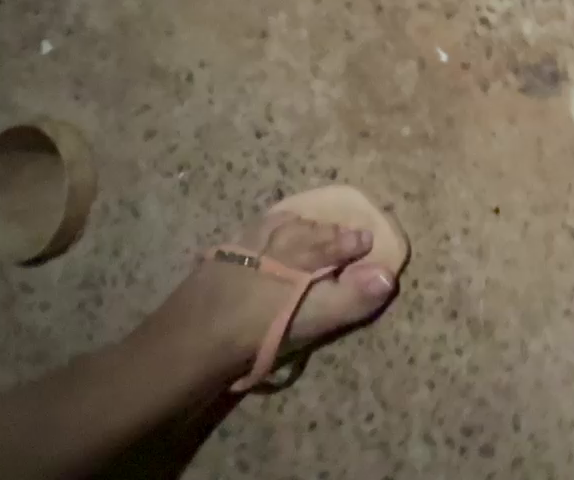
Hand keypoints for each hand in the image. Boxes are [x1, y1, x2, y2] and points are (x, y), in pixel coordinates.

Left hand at [136, 212, 395, 386]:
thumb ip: (352, 297)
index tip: (366, 242)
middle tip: (341, 233)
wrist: (184, 347)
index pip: (336, 242)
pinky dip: (262, 231)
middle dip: (327, 229)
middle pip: (308, 228)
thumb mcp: (312, 320)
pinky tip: (260, 237)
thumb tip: (388, 275)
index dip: (353, 242)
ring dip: (296, 225)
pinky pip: (248, 234)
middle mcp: (276, 239)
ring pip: (277, 225)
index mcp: (302, 253)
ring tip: (305, 226)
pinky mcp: (216, 258)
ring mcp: (242, 246)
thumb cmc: (256, 335)